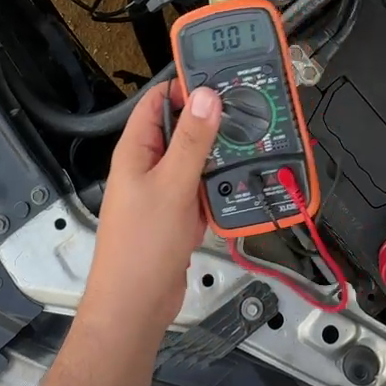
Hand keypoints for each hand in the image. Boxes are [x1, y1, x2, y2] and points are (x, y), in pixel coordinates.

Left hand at [80, 83, 221, 337]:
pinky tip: (238, 181)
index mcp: (136, 150)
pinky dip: (218, 183)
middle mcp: (147, 165)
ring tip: (249, 142)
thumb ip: (192, 141)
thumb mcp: (173, 185)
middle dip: (211, 120)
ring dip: (217, 153)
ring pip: (195, 158)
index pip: (158, 100)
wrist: (136, 307)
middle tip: (246, 108)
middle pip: (182, 128)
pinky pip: (201, 186)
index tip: (221, 78)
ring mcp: (163, 189)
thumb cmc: (141, 247)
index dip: (186, 86)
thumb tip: (206, 96)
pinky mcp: (177, 212)